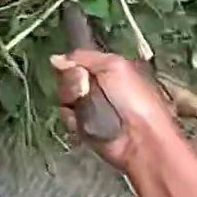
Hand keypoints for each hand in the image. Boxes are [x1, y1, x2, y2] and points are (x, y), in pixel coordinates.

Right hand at [51, 49, 181, 170]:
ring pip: (63, 95)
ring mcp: (88, 106)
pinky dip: (73, 117)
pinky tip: (85, 121)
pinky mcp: (82, 126)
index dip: (71, 62)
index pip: (75, 58)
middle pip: (66, 75)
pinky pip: (66, 115)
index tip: (74, 67)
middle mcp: (95, 85)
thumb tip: (55, 59)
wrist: (141, 140)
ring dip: (73, 99)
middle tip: (85, 88)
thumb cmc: (133, 98)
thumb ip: (84, 56)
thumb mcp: (114, 66)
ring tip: (89, 106)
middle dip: (72, 80)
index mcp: (106, 68)